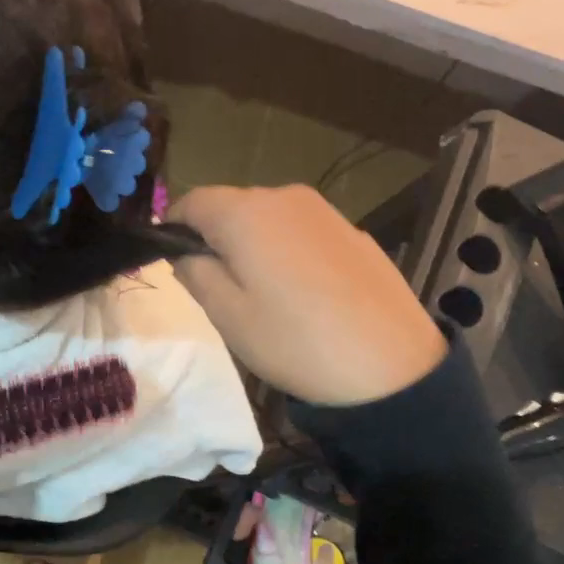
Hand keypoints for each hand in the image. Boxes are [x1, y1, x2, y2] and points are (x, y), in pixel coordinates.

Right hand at [166, 185, 446, 406]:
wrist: (390, 365)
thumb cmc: (294, 341)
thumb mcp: (227, 315)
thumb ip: (194, 273)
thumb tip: (183, 252)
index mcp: (246, 213)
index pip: (192, 201)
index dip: (173, 228)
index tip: (173, 265)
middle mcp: (284, 197)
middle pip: (231, 206)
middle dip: (214, 238)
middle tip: (216, 290)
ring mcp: (324, 212)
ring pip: (267, 218)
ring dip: (251, 246)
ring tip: (259, 296)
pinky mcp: (351, 231)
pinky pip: (299, 232)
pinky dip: (285, 252)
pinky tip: (299, 294)